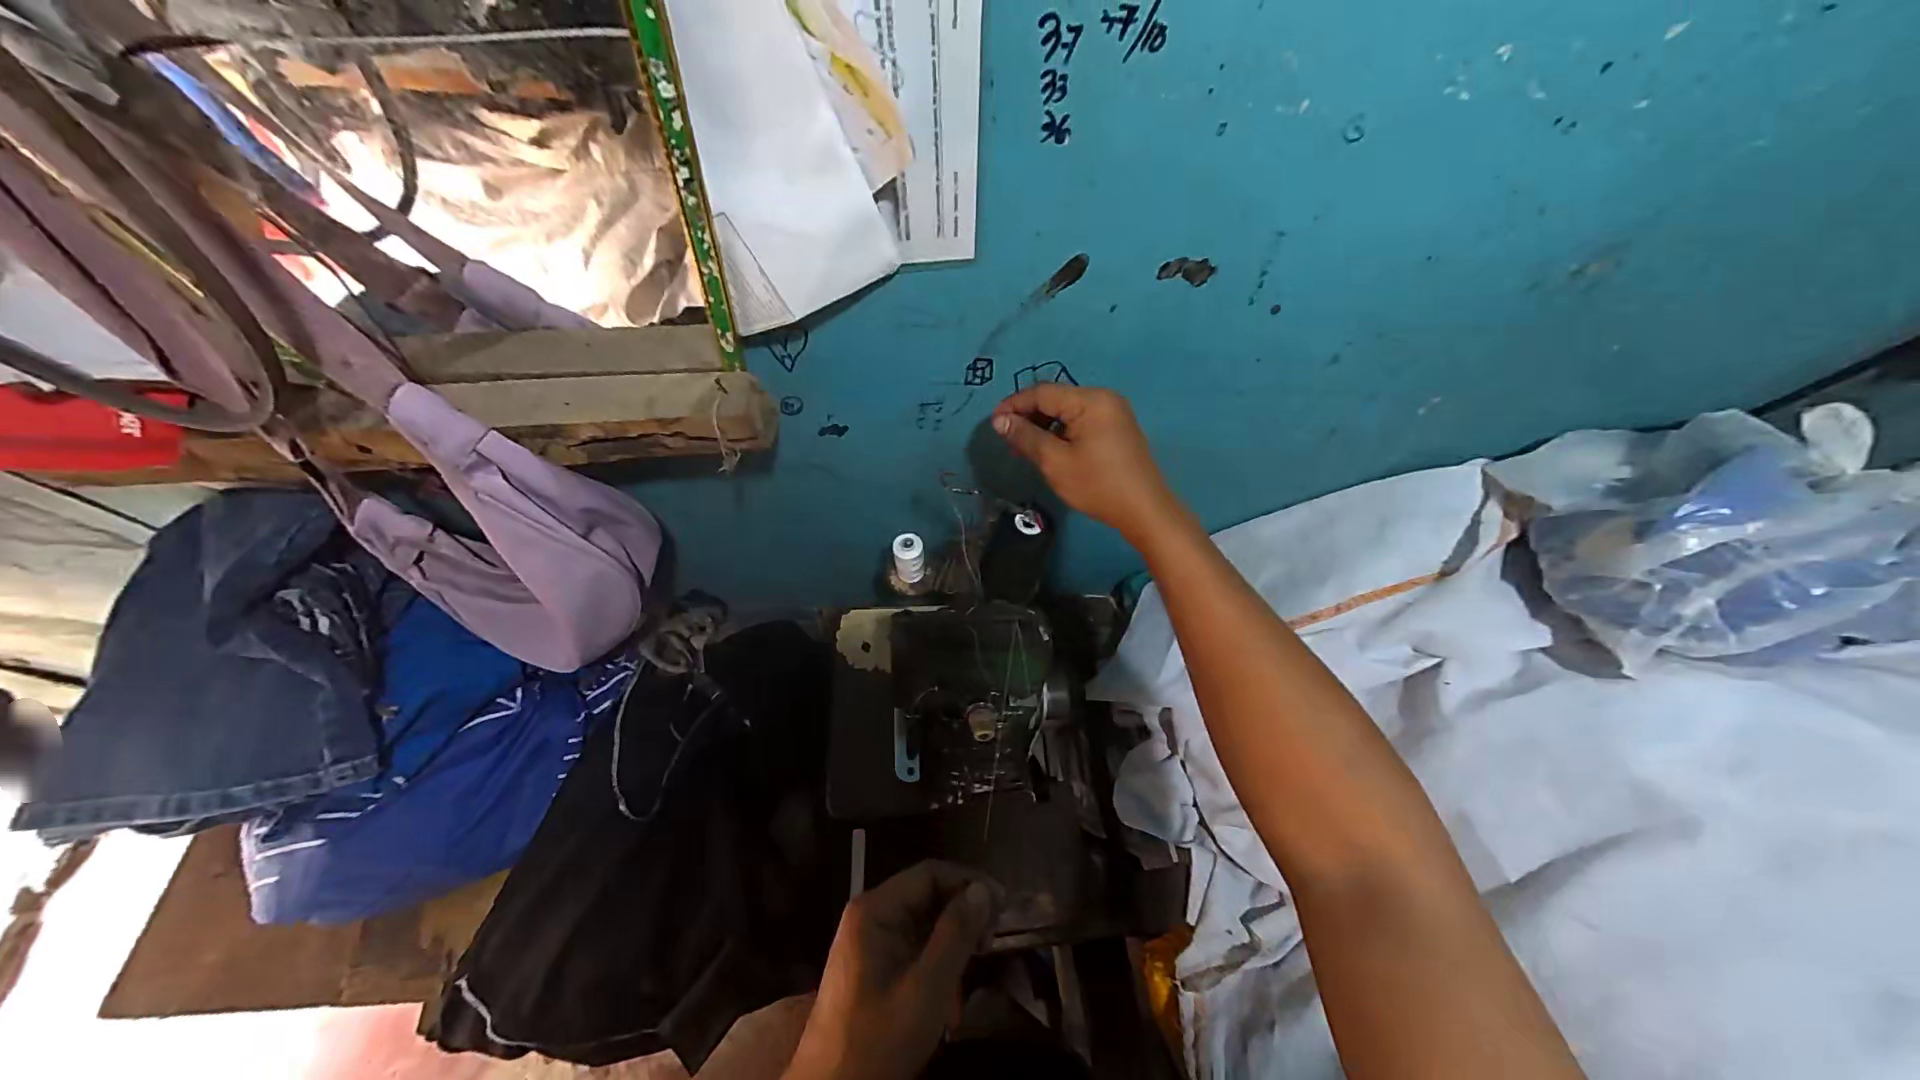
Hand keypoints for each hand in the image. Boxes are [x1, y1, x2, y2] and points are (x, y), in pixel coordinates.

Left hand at [783, 861, 996, 1079]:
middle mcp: (870, 915)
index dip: (968, 882)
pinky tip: (951, 998)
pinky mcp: (874, 966)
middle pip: (927, 895)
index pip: (929, 873)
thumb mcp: (926, 989)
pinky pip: (913, 948)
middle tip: (992, 941)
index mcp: (875, 910)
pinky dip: (937, 964)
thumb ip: (955, 934)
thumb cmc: (878, 1041)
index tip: (1002, 907)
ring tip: (974, 971)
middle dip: (962, 915)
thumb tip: (982, 890)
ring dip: (952, 943)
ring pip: (924, 923)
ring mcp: (870, 941)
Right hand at [992, 384, 1181, 538]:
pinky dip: (1061, 431)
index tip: (994, 423)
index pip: (1042, 392)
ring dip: (1043, 425)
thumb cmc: (1097, 485)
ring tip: (1023, 447)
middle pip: (1056, 398)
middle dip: (1028, 416)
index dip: (1014, 405)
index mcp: (1090, 400)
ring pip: (1068, 411)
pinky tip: (1048, 449)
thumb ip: (1026, 437)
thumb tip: (1000, 420)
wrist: (1144, 509)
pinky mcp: (1117, 428)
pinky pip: (1081, 421)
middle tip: (1007, 439)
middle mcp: (1104, 398)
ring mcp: (1113, 412)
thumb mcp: (1055, 462)